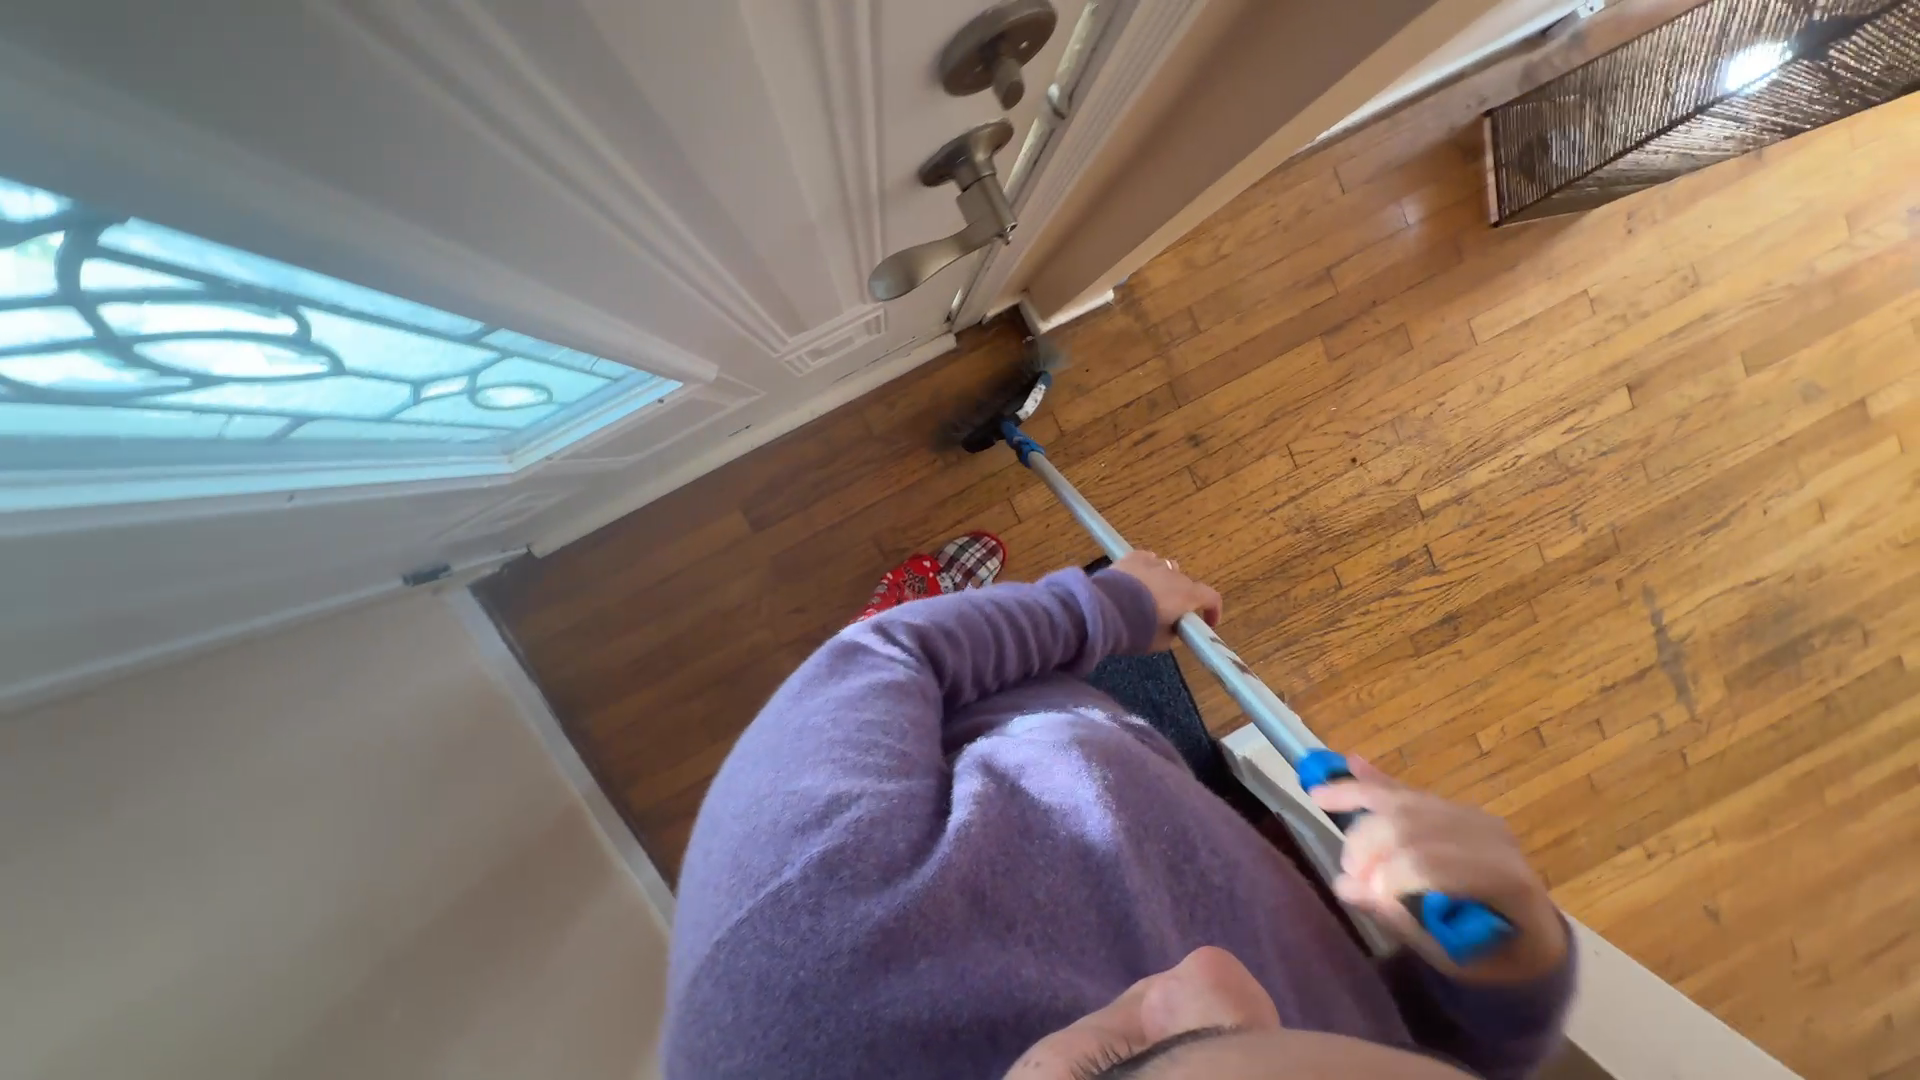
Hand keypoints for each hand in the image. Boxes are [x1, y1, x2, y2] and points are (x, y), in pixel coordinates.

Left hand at [1108, 551, 1222, 651]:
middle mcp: (1174, 575)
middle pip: (1186, 584)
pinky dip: (1148, 568)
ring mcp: (1153, 563)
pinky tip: (1139, 577)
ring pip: (1167, 569)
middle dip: (1183, 597)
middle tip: (1169, 612)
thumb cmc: (1136, 630)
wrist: (1103, 611)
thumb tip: (1173, 625)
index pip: (1211, 597)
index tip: (1208, 621)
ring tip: (1150, 595)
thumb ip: (1173, 631)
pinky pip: (1148, 559)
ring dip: (1165, 582)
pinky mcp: (1133, 557)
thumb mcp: (1161, 641)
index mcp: (1187, 596)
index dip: (1213, 610)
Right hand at [1309, 758, 1567, 983]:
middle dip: (1367, 842)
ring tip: (1320, 803)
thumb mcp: (1454, 957)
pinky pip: (1406, 790)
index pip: (1433, 862)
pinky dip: (1373, 780)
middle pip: (1411, 823)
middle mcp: (1490, 837)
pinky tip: (1348, 761)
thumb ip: (1401, 921)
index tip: (1364, 892)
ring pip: (1402, 799)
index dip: (1390, 873)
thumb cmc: (1496, 955)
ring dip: (1356, 797)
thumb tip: (1344, 887)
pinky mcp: (1455, 807)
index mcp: (1503, 879)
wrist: (1532, 936)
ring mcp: (1472, 816)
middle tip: (1347, 873)